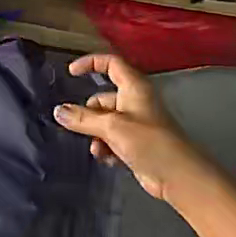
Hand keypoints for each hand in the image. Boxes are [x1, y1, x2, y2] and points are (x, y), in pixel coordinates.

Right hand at [55, 53, 217, 203]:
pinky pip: (112, 139)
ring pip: (105, 122)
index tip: (70, 72)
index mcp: (134, 87)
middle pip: (103, 99)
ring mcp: (136, 122)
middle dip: (90, 115)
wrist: (177, 173)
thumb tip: (58, 110)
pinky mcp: (136, 142)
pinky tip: (107, 159)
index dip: (91, 63)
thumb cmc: (148, 142)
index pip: (111, 63)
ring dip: (97, 135)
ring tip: (99, 150)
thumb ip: (84, 119)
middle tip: (84, 131)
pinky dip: (107, 147)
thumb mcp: (112, 127)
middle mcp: (135, 101)